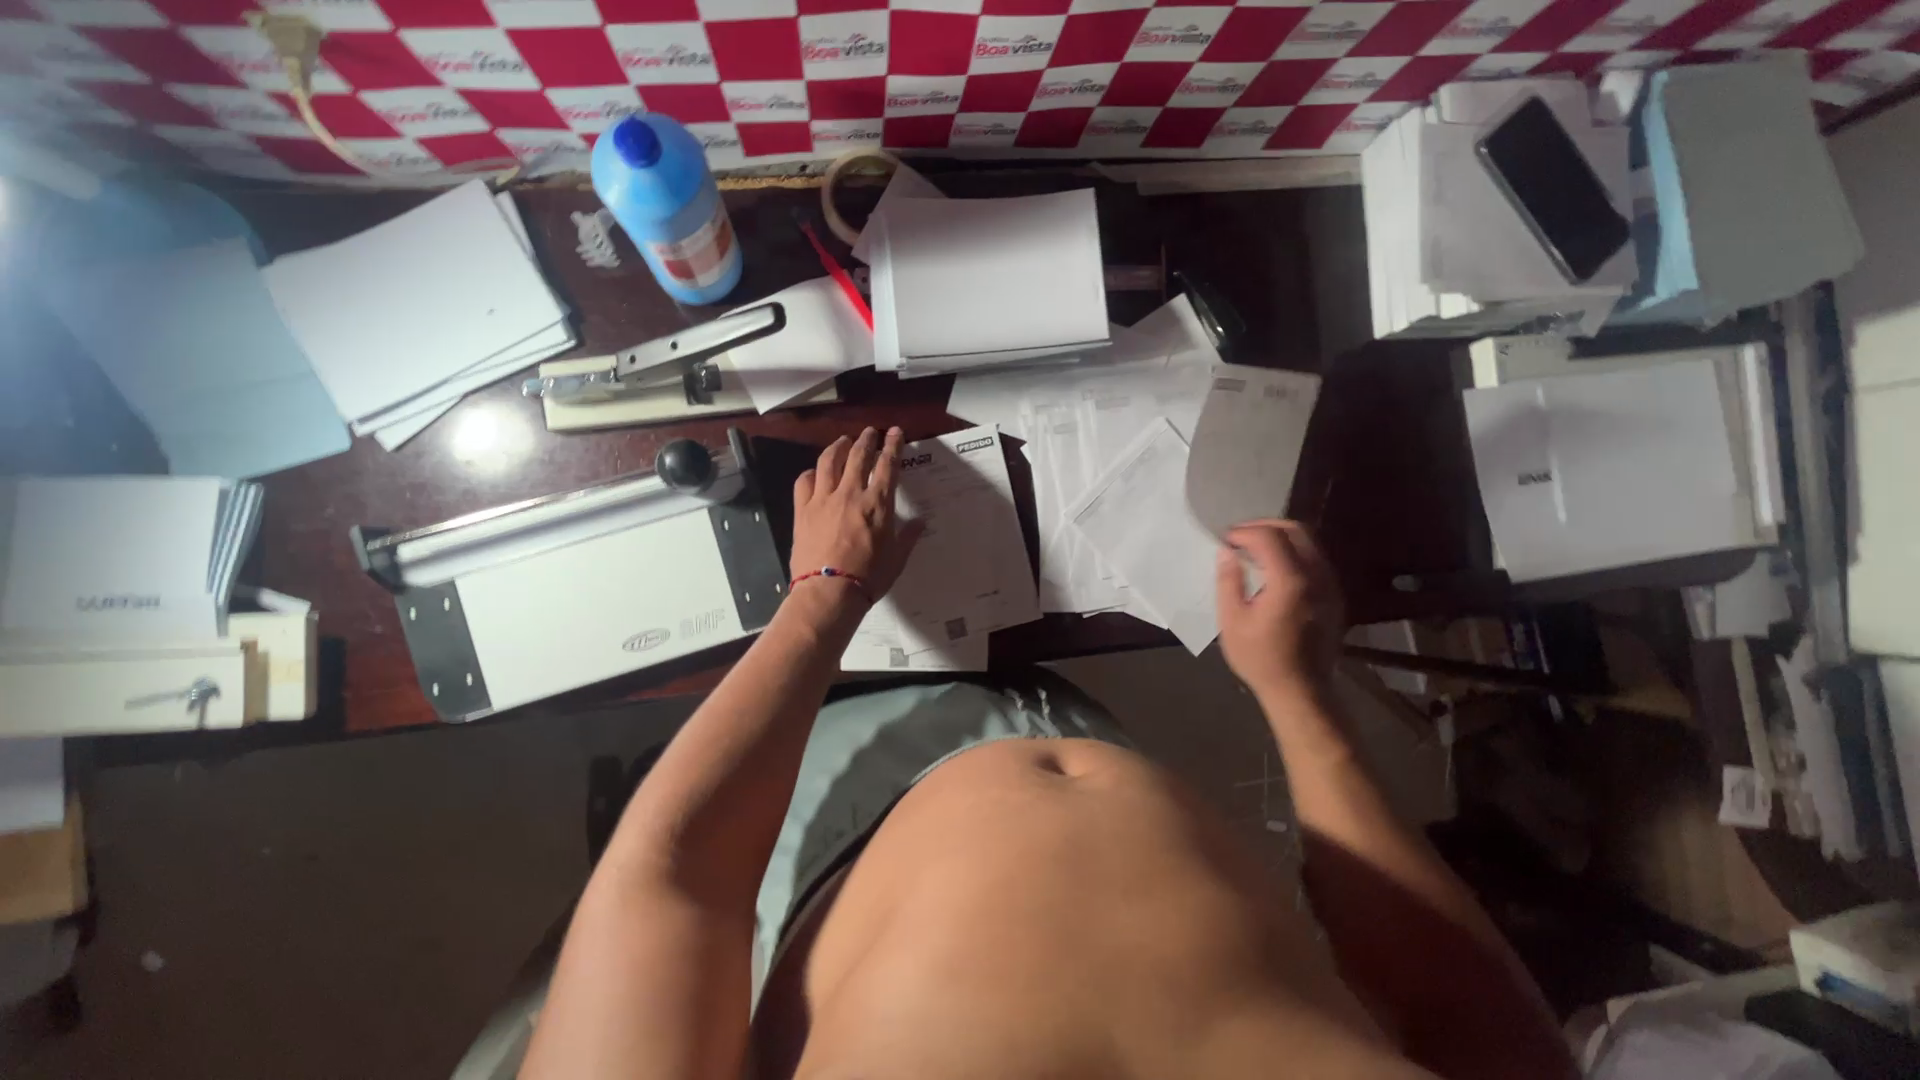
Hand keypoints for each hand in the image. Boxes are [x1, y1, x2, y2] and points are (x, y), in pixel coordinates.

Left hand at [790, 427, 919, 605]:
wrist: (829, 592)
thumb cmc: (869, 578)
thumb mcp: (897, 559)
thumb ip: (907, 537)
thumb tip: (919, 523)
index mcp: (878, 504)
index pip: (888, 465)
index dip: (893, 445)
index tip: (895, 433)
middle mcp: (851, 493)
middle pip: (858, 456)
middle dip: (866, 440)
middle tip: (870, 433)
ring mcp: (823, 500)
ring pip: (829, 461)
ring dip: (838, 447)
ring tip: (843, 441)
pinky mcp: (802, 511)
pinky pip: (804, 481)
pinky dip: (811, 472)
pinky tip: (814, 472)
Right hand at [1215, 519, 1343, 699]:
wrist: (1301, 690)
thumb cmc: (1261, 659)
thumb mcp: (1232, 621)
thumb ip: (1229, 581)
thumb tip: (1227, 553)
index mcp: (1290, 581)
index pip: (1269, 537)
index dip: (1244, 532)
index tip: (1226, 540)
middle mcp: (1316, 576)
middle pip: (1295, 530)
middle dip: (1265, 527)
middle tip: (1241, 538)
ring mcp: (1330, 585)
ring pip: (1309, 543)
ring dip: (1281, 539)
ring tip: (1255, 551)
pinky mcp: (1334, 596)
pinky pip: (1315, 560)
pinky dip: (1293, 554)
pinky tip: (1274, 570)